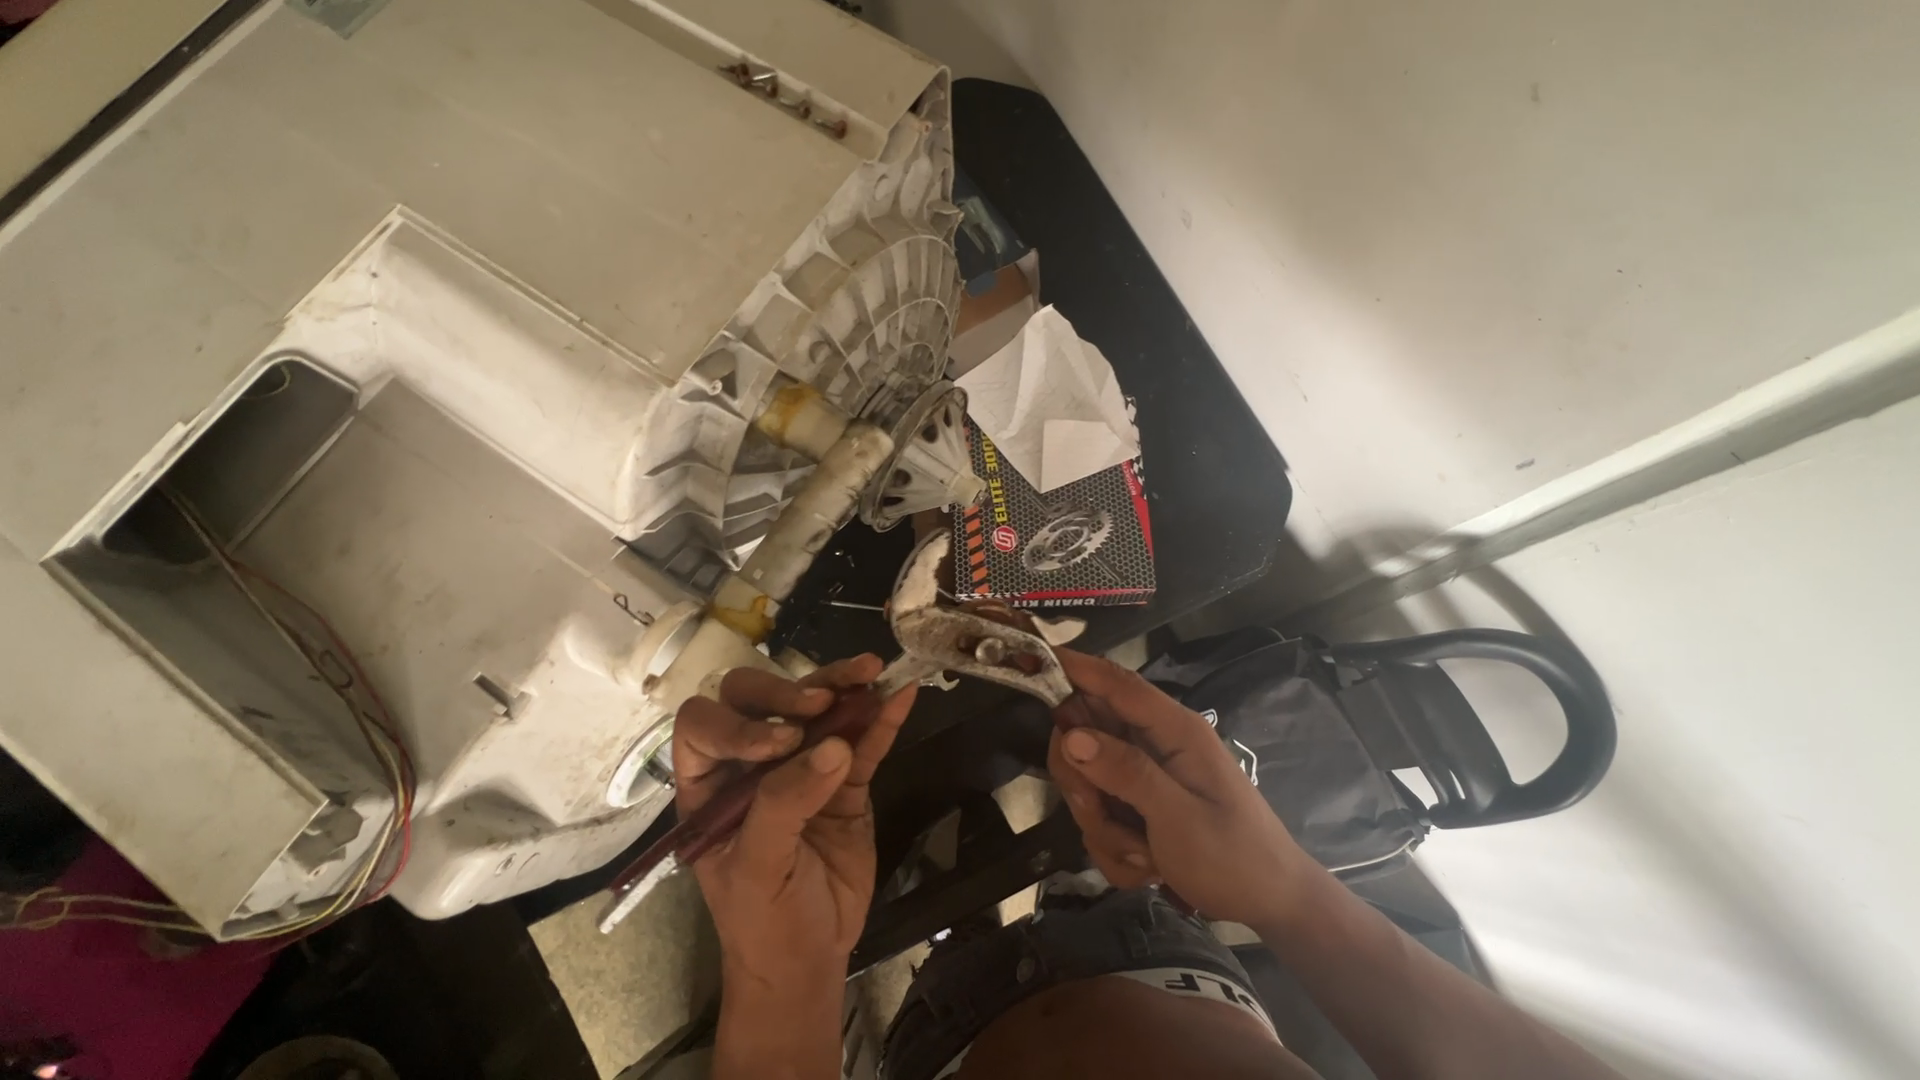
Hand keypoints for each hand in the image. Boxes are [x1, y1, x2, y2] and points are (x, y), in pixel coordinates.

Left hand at [673, 655, 916, 990]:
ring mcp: (803, 768)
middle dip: (787, 691)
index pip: (704, 727)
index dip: (737, 723)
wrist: (811, 957)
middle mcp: (752, 764)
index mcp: (710, 784)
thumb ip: (785, 804)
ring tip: (870, 669)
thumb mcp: (759, 869)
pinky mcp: (847, 782)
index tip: (781, 743)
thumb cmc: (762, 920)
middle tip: (821, 703)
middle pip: (757, 701)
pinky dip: (882, 718)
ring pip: (815, 710)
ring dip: (840, 684)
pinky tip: (903, 695)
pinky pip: (863, 741)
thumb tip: (833, 746)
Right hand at [1047, 649, 1315, 926]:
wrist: (1271, 906)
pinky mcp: (1137, 805)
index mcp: (1174, 730)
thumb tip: (1071, 734)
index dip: (1073, 667)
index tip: (1031, 658)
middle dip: (1082, 781)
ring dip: (1102, 825)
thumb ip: (1127, 772)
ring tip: (1143, 854)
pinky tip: (1147, 865)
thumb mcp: (1180, 818)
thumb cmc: (1235, 857)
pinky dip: (1113, 847)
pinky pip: (1099, 816)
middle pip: (1084, 734)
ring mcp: (1144, 775)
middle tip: (1099, 812)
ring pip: (1086, 781)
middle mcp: (1155, 744)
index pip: (1115, 683)